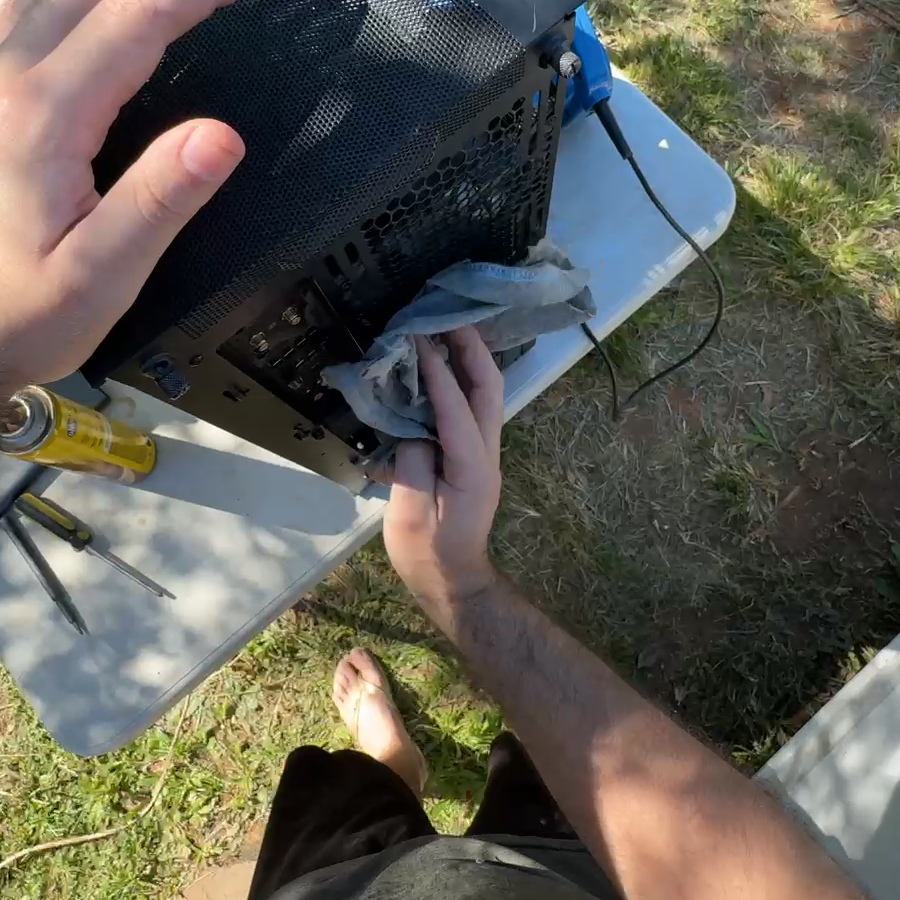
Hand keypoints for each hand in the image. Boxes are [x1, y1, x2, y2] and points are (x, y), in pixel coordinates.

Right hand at [383, 327, 504, 613]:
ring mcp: (485, 454)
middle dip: (473, 350)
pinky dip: (459, 382)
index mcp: (472, 468)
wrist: (452, 581)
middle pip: (489, 389)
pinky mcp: (474, 457)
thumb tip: (414, 426)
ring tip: (446, 330)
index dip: (438, 372)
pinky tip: (441, 366)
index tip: (419, 338)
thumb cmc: (426, 552)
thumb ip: (412, 461)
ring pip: (486, 396)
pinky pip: (472, 409)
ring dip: (470, 361)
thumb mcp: (410, 512)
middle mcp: (487, 454)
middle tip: (449, 317)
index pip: (457, 409)